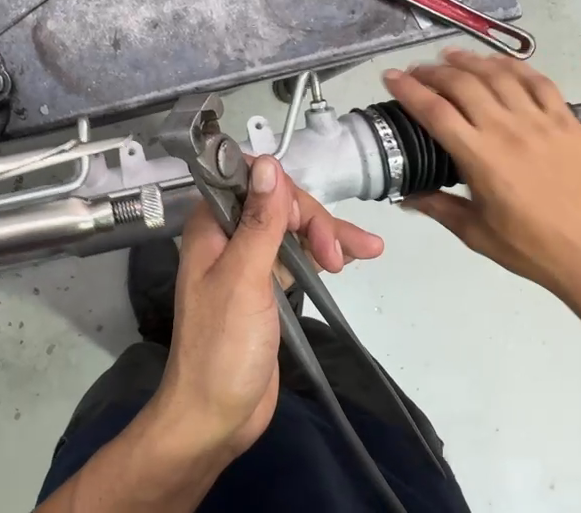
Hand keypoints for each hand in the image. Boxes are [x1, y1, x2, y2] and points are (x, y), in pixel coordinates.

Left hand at [149, 155, 382, 461]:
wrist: (216, 417)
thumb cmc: (222, 347)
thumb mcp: (244, 278)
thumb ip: (260, 221)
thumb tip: (269, 163)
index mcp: (211, 226)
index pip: (251, 181)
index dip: (283, 191)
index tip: (303, 220)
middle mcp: (228, 236)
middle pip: (280, 204)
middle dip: (314, 220)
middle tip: (337, 255)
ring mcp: (249, 262)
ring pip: (295, 230)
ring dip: (329, 235)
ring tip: (368, 249)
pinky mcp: (268, 287)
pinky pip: (300, 256)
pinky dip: (326, 254)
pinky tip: (354, 256)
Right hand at [384, 50, 580, 310]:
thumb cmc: (533, 250)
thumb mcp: (476, 234)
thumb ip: (438, 208)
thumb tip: (404, 196)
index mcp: (480, 158)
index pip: (434, 111)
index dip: (408, 89)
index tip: (390, 77)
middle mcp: (507, 130)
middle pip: (461, 83)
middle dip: (432, 71)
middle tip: (416, 71)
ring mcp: (540, 121)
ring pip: (497, 75)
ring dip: (468, 60)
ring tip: (449, 56)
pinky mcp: (568, 121)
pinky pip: (537, 81)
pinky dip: (512, 66)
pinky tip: (497, 63)